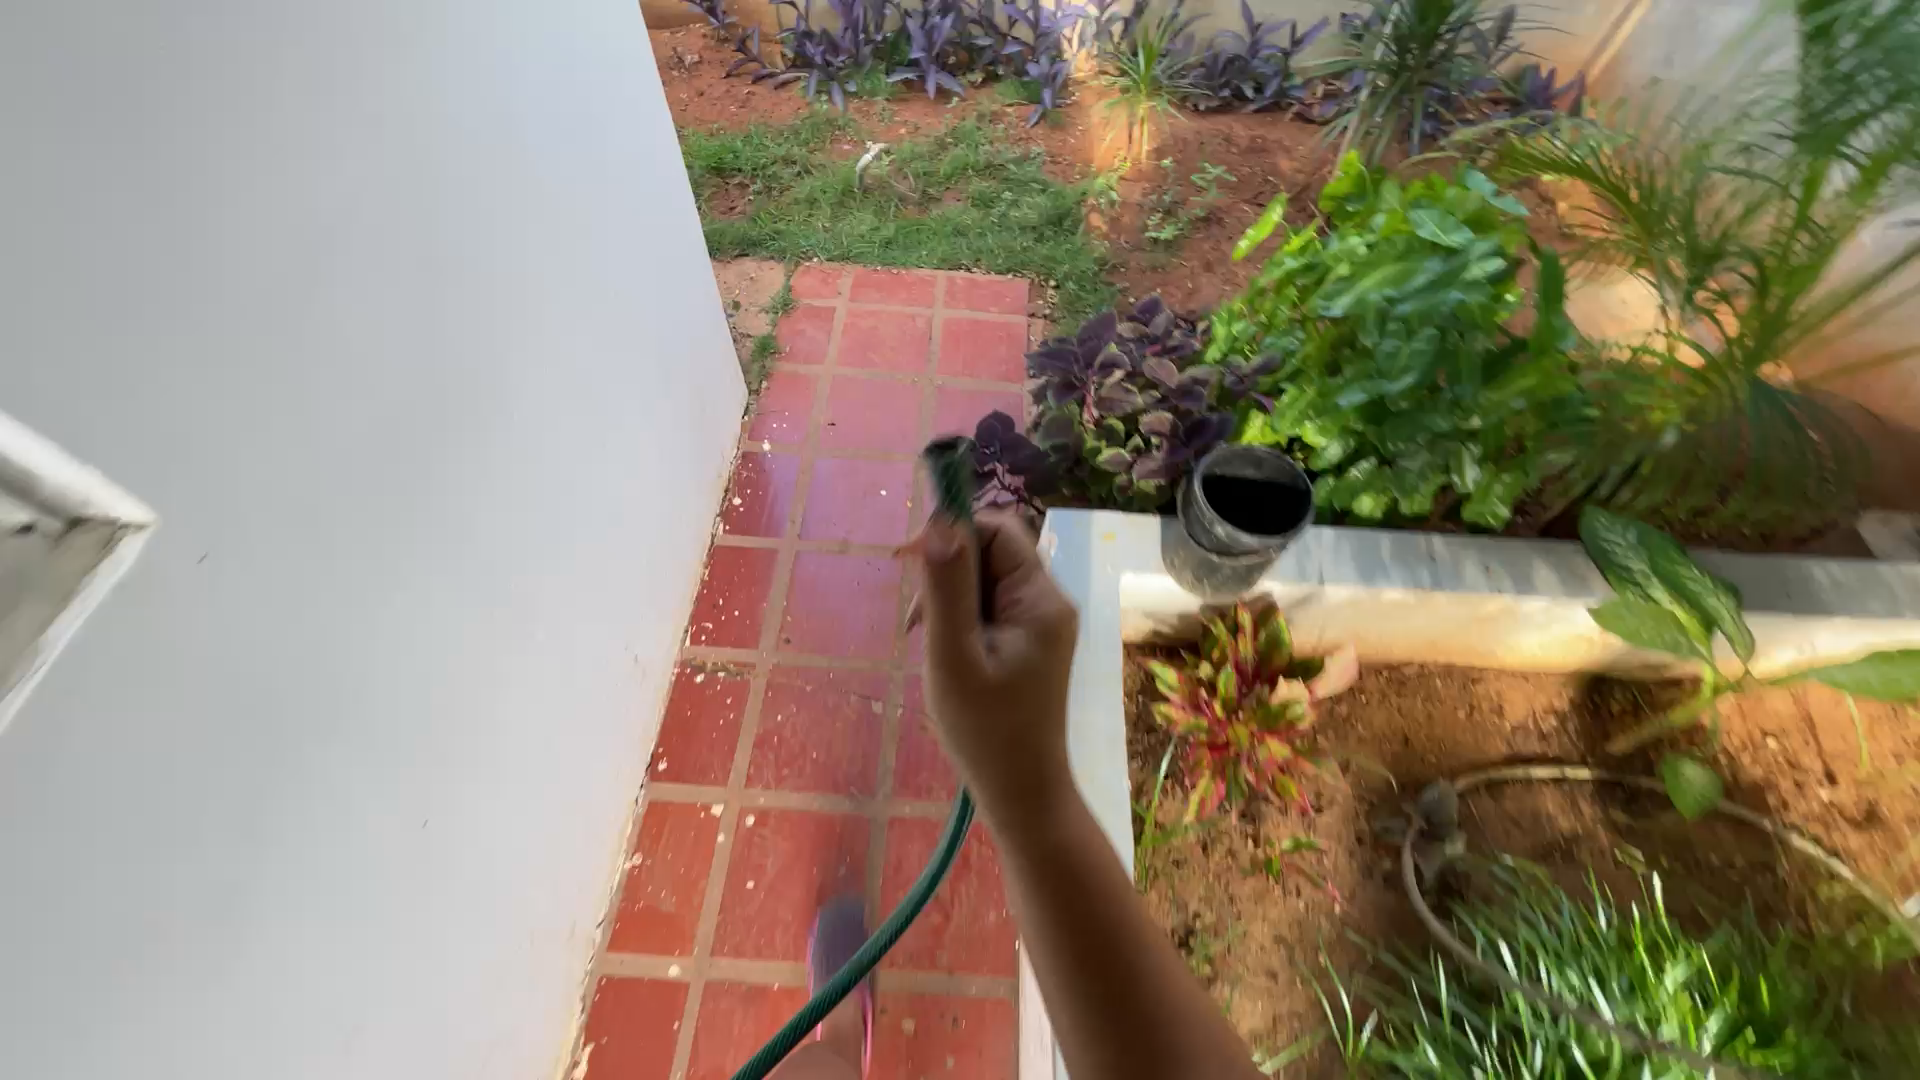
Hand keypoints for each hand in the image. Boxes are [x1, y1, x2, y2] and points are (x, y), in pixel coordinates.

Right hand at [908, 511, 1078, 825]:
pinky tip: (946, 650)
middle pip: (993, 552)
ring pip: (987, 580)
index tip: (910, 563)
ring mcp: (1042, 622)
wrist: (1022, 791)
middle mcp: (1049, 601)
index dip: (953, 533)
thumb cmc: (985, 730)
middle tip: (917, 621)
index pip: (998, 530)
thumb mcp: (954, 655)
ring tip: (928, 642)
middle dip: (948, 573)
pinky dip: (962, 619)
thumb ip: (947, 588)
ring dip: (950, 598)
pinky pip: (991, 607)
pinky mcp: (1030, 641)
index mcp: (1040, 598)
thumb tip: (939, 522)